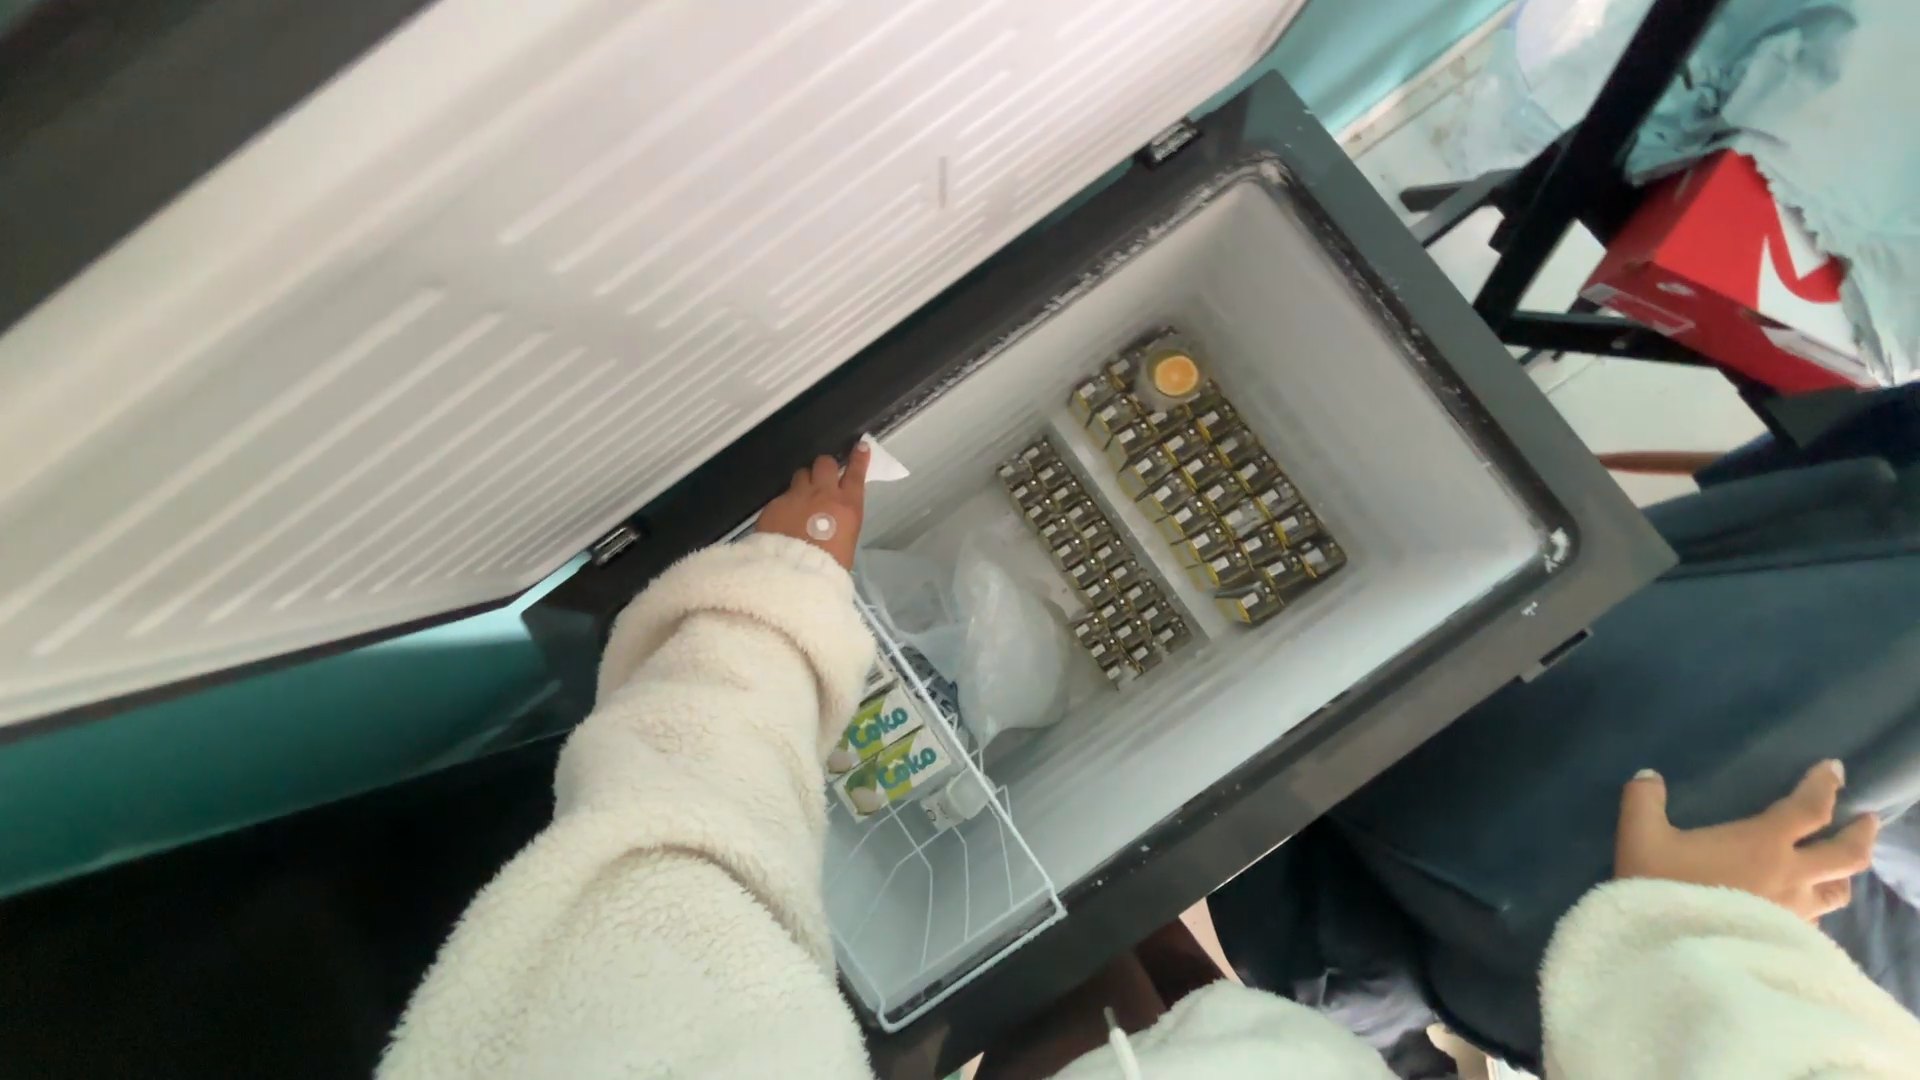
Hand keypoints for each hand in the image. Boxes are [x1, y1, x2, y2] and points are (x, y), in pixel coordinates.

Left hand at [756, 443, 869, 569]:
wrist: (794, 573)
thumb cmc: (829, 567)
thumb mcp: (846, 543)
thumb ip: (841, 523)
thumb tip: (835, 522)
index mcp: (847, 506)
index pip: (855, 473)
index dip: (858, 458)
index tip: (860, 446)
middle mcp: (823, 494)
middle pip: (824, 463)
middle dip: (824, 468)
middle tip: (823, 478)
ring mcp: (796, 496)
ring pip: (801, 474)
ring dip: (804, 482)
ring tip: (801, 498)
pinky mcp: (775, 504)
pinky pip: (782, 496)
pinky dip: (786, 503)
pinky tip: (783, 519)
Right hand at [1615, 760, 1878, 920]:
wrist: (1676, 942)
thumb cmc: (1660, 880)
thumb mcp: (1639, 833)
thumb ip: (1643, 799)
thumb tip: (1649, 775)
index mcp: (1762, 843)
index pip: (1807, 809)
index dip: (1823, 785)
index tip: (1836, 768)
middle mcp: (1793, 874)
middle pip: (1847, 853)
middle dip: (1861, 831)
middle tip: (1868, 818)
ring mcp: (1798, 908)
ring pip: (1842, 890)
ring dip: (1846, 872)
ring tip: (1840, 865)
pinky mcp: (1792, 934)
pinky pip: (1820, 916)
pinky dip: (1818, 902)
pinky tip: (1803, 904)